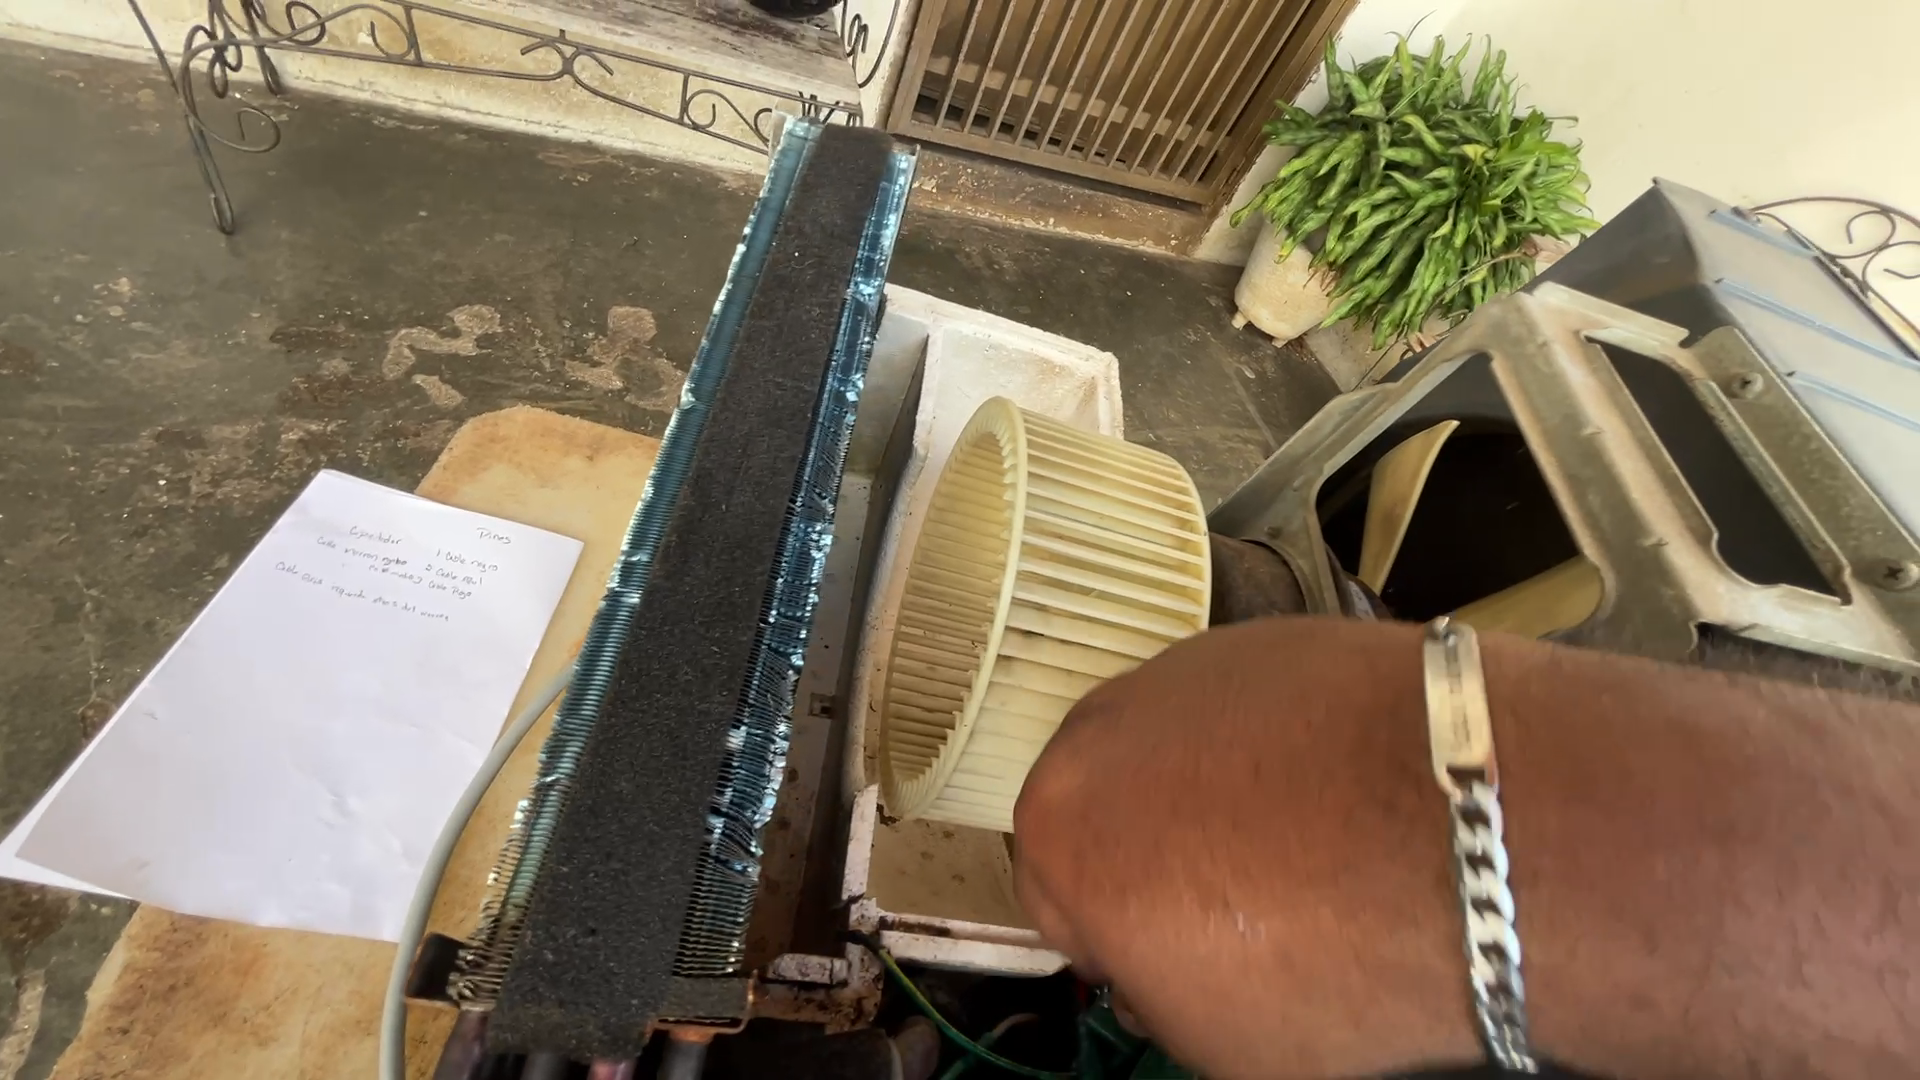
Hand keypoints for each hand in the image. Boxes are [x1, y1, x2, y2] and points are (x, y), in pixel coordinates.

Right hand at [1012, 617, 1481, 1078]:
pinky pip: (1225, 706)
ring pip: (1158, 748)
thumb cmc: (1328, 960)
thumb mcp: (1216, 1045)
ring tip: (1296, 827)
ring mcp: (1169, 672)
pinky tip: (1328, 772)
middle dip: (1143, 851)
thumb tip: (1161, 951)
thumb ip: (1153, 990)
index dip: (1113, 938)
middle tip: (1233, 891)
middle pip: (1098, 806)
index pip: (1050, 897)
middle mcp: (1092, 731)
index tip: (1175, 953)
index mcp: (1057, 828)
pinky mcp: (1242, 640)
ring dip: (1197, 787)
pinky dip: (1257, 739)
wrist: (1465, 824)